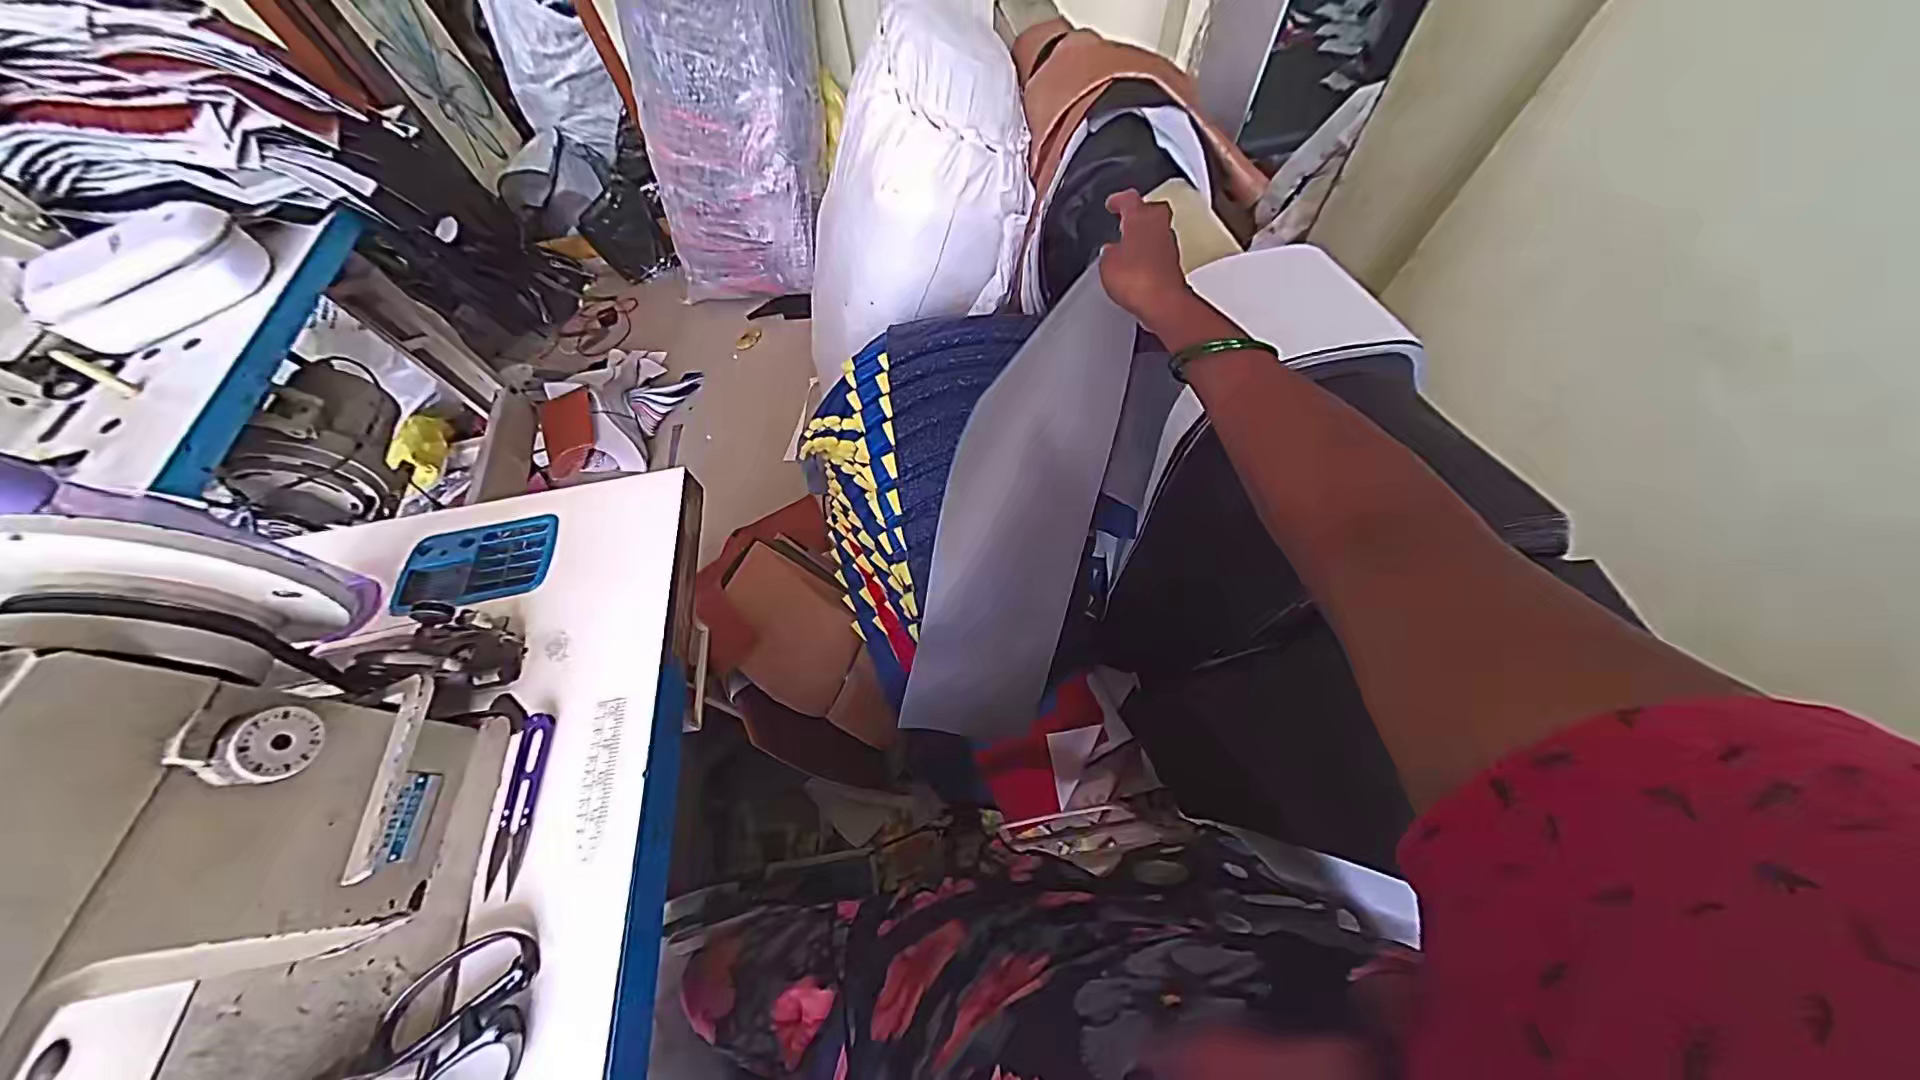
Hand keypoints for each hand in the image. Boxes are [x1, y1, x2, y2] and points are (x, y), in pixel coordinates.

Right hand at [1098, 190, 1194, 326]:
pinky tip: (1140, 266)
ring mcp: (1169, 244)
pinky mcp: (1173, 264)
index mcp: (1141, 217)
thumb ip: (1108, 252)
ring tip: (1130, 246)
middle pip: (1148, 211)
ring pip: (1155, 231)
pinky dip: (1149, 255)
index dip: (1118, 200)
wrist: (1161, 302)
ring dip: (1144, 236)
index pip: (1129, 199)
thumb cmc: (1138, 278)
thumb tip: (1110, 251)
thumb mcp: (1108, 263)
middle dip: (1137, 215)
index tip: (1113, 202)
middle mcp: (1159, 225)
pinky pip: (1159, 252)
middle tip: (1125, 220)